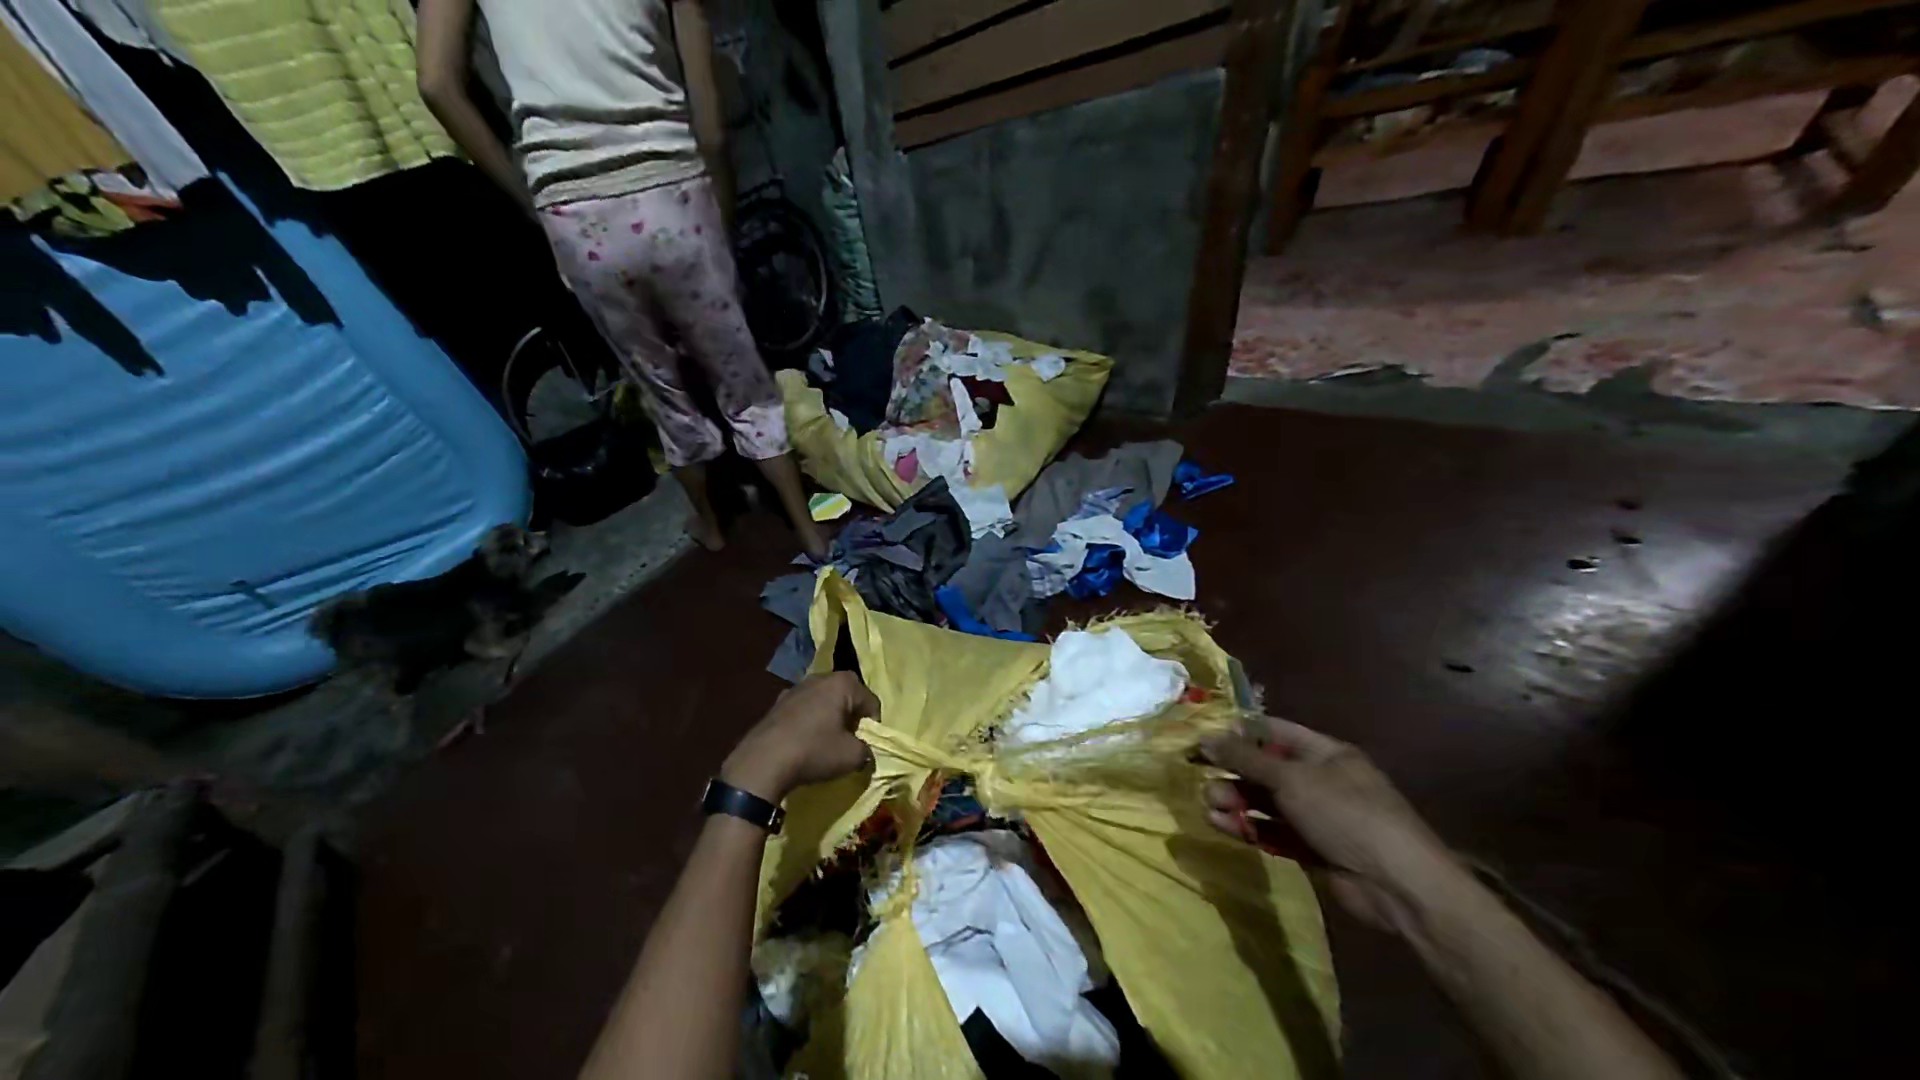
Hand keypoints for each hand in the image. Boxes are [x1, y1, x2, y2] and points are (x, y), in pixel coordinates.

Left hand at [720, 672, 878, 801]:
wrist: (762, 762)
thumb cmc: (814, 751)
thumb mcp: (852, 757)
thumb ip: (867, 750)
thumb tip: (864, 751)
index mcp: (842, 683)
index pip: (871, 701)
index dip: (873, 725)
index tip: (867, 744)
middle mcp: (819, 678)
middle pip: (847, 695)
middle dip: (852, 716)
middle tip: (850, 740)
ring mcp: (795, 688)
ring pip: (824, 700)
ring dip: (830, 717)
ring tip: (828, 742)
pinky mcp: (778, 703)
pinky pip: (805, 709)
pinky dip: (810, 721)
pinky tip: (805, 741)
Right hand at [1200, 717, 1457, 933]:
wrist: (1397, 884)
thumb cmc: (1346, 814)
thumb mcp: (1292, 779)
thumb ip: (1246, 758)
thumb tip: (1205, 737)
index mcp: (1324, 753)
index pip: (1273, 732)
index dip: (1239, 732)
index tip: (1204, 739)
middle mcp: (1319, 780)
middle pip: (1266, 768)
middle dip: (1233, 772)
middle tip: (1202, 777)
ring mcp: (1316, 816)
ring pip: (1266, 801)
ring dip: (1236, 801)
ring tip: (1209, 805)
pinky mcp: (1310, 848)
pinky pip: (1272, 831)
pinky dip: (1247, 827)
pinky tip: (1222, 826)